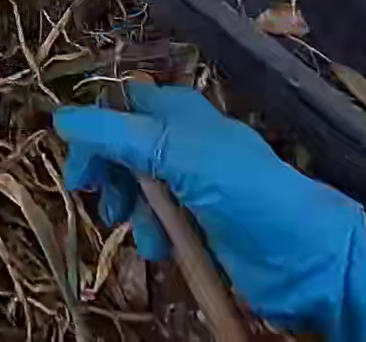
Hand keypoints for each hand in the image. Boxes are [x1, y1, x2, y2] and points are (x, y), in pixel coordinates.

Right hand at [55, 85, 365, 341]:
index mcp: (174, 110)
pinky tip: (160, 247)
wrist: (304, 256)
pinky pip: (157, 216)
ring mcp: (187, 177)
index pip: (116, 107)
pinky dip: (150, 229)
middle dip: (109, 176)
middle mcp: (177, 137)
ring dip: (129, 208)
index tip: (78, 173)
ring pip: (135, 184)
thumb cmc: (239, 189)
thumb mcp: (174, 154)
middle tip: (101, 204)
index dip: (93, 134)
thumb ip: (117, 134)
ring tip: (139, 233)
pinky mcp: (197, 215)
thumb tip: (61, 117)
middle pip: (121, 146)